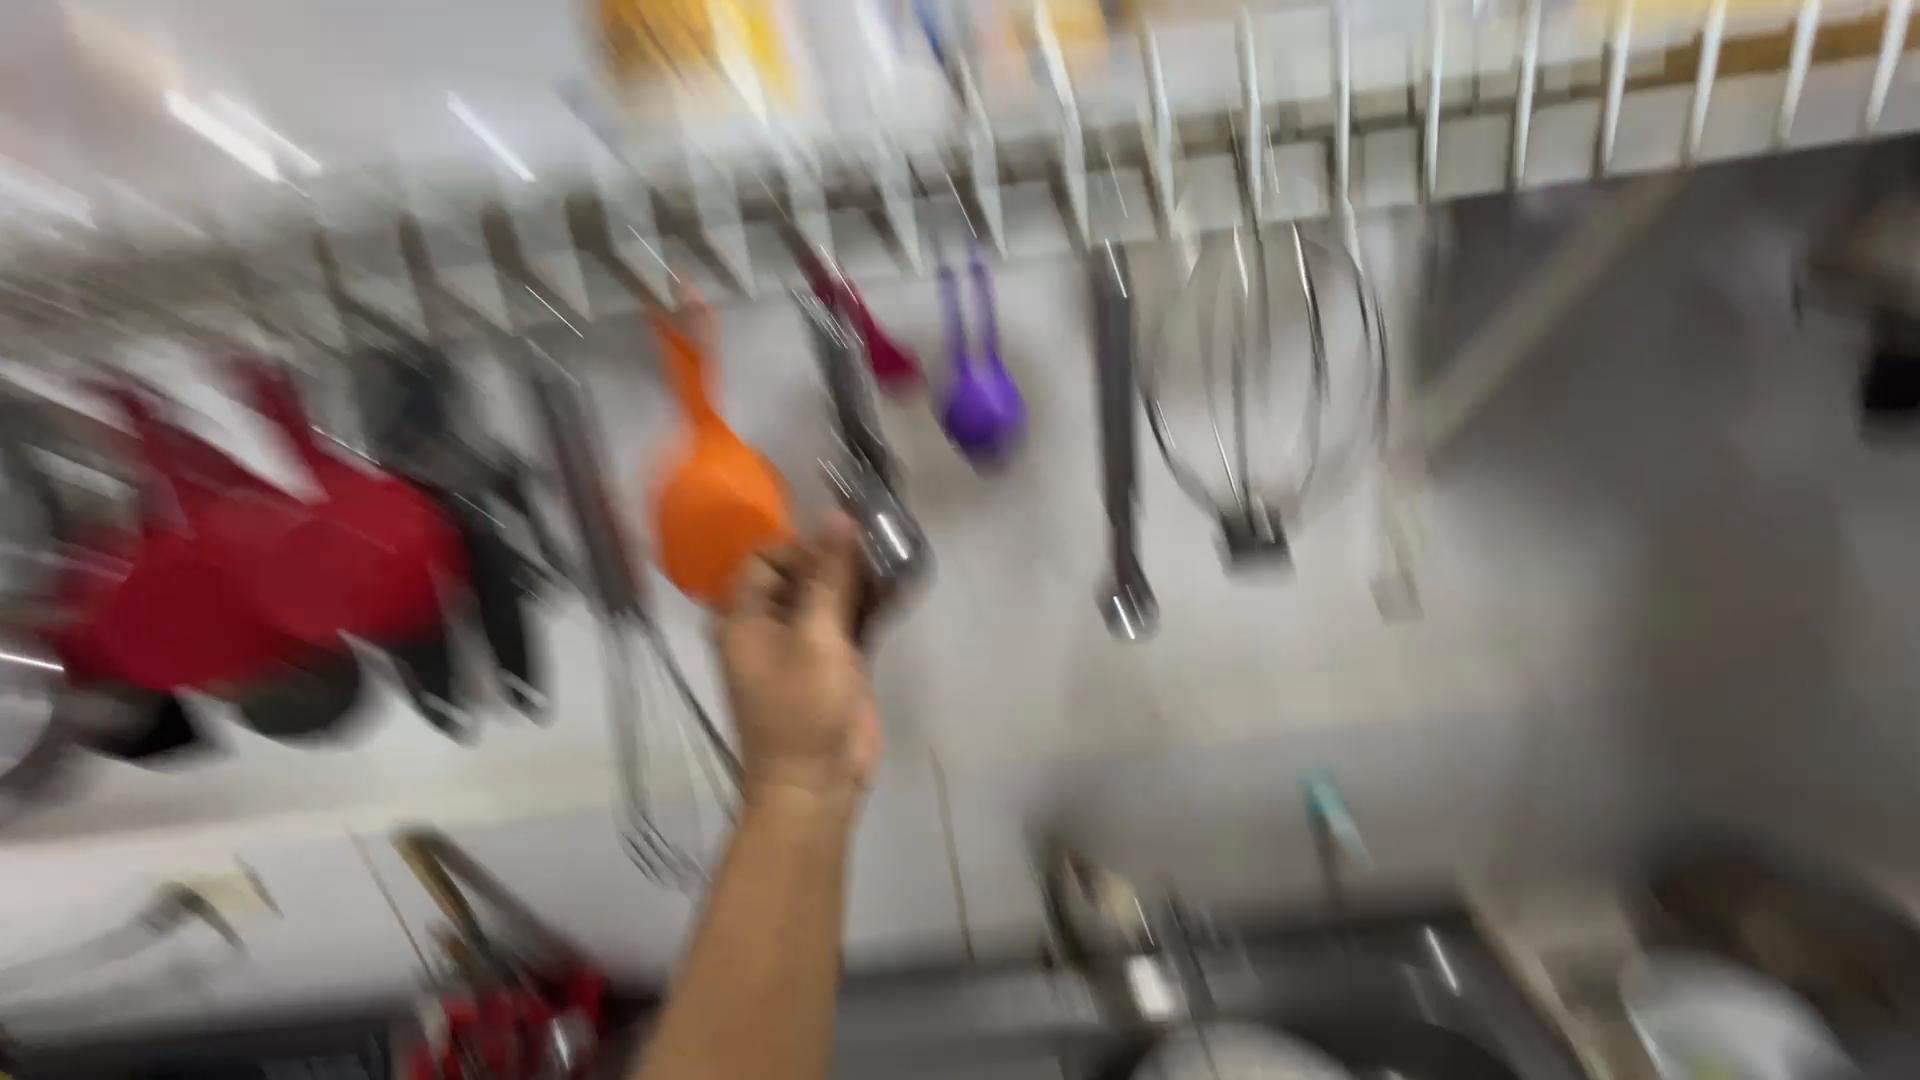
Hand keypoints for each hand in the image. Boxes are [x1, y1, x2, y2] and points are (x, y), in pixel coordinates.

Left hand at [718, 515, 879, 808]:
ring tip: (893, 562)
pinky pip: (850, 621)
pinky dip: (871, 607)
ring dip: (859, 580)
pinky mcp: (836, 662)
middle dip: (837, 559)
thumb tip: (838, 517)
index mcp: (746, 618)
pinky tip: (899, 590)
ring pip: (830, 596)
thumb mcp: (814, 638)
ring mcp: (805, 644)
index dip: (801, 547)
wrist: (816, 786)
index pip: (765, 558)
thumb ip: (829, 577)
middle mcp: (771, 625)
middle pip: (801, 573)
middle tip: (877, 548)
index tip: (840, 551)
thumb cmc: (801, 710)